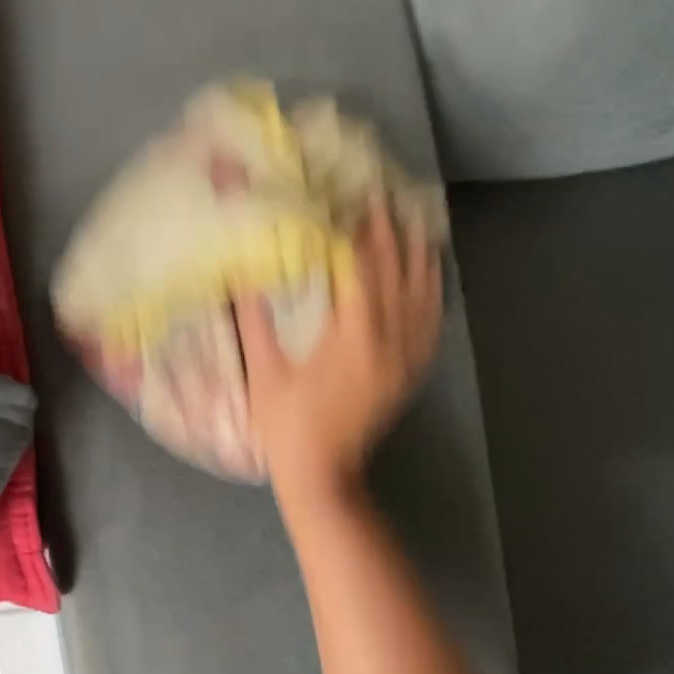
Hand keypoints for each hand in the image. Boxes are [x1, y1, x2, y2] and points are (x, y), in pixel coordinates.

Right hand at [236, 201, 442, 491]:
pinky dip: (432, 293)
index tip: (355, 202)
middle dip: (392, 235)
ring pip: (422, 296)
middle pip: (397, 276)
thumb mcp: (263, 371)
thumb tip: (241, 274)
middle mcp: (390, 341)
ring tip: (417, 224)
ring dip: (419, 257)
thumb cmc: (285, 424)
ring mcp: (405, 358)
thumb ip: (255, 320)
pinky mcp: (410, 372)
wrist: (323, 475)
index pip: (363, 270)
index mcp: (352, 337)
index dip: (360, 234)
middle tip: (388, 198)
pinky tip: (431, 277)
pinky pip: (430, 323)